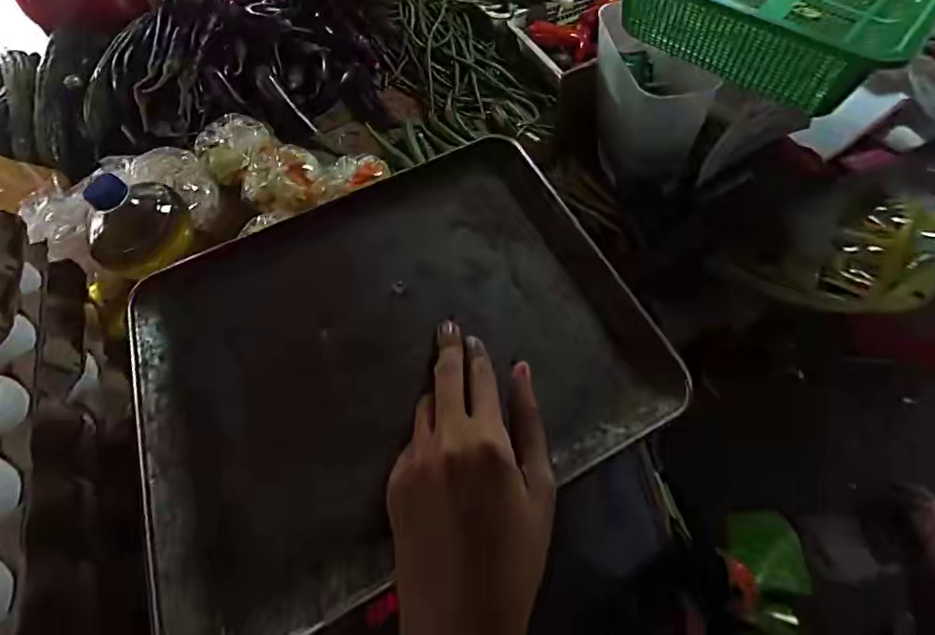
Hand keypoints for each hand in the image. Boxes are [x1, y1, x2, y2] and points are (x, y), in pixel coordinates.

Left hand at [387, 322, 553, 634]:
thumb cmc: (515, 558)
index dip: (477, 356)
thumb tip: (521, 372)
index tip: (473, 340)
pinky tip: (441, 456)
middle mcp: (445, 440)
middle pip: (443, 377)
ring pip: (425, 406)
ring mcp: (414, 459)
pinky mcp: (394, 479)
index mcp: (488, 442)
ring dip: (438, 395)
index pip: (480, 379)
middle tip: (447, 328)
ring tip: (450, 397)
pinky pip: (413, 440)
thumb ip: (530, 424)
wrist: (460, 619)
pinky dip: (427, 435)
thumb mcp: (540, 492)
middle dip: (447, 349)